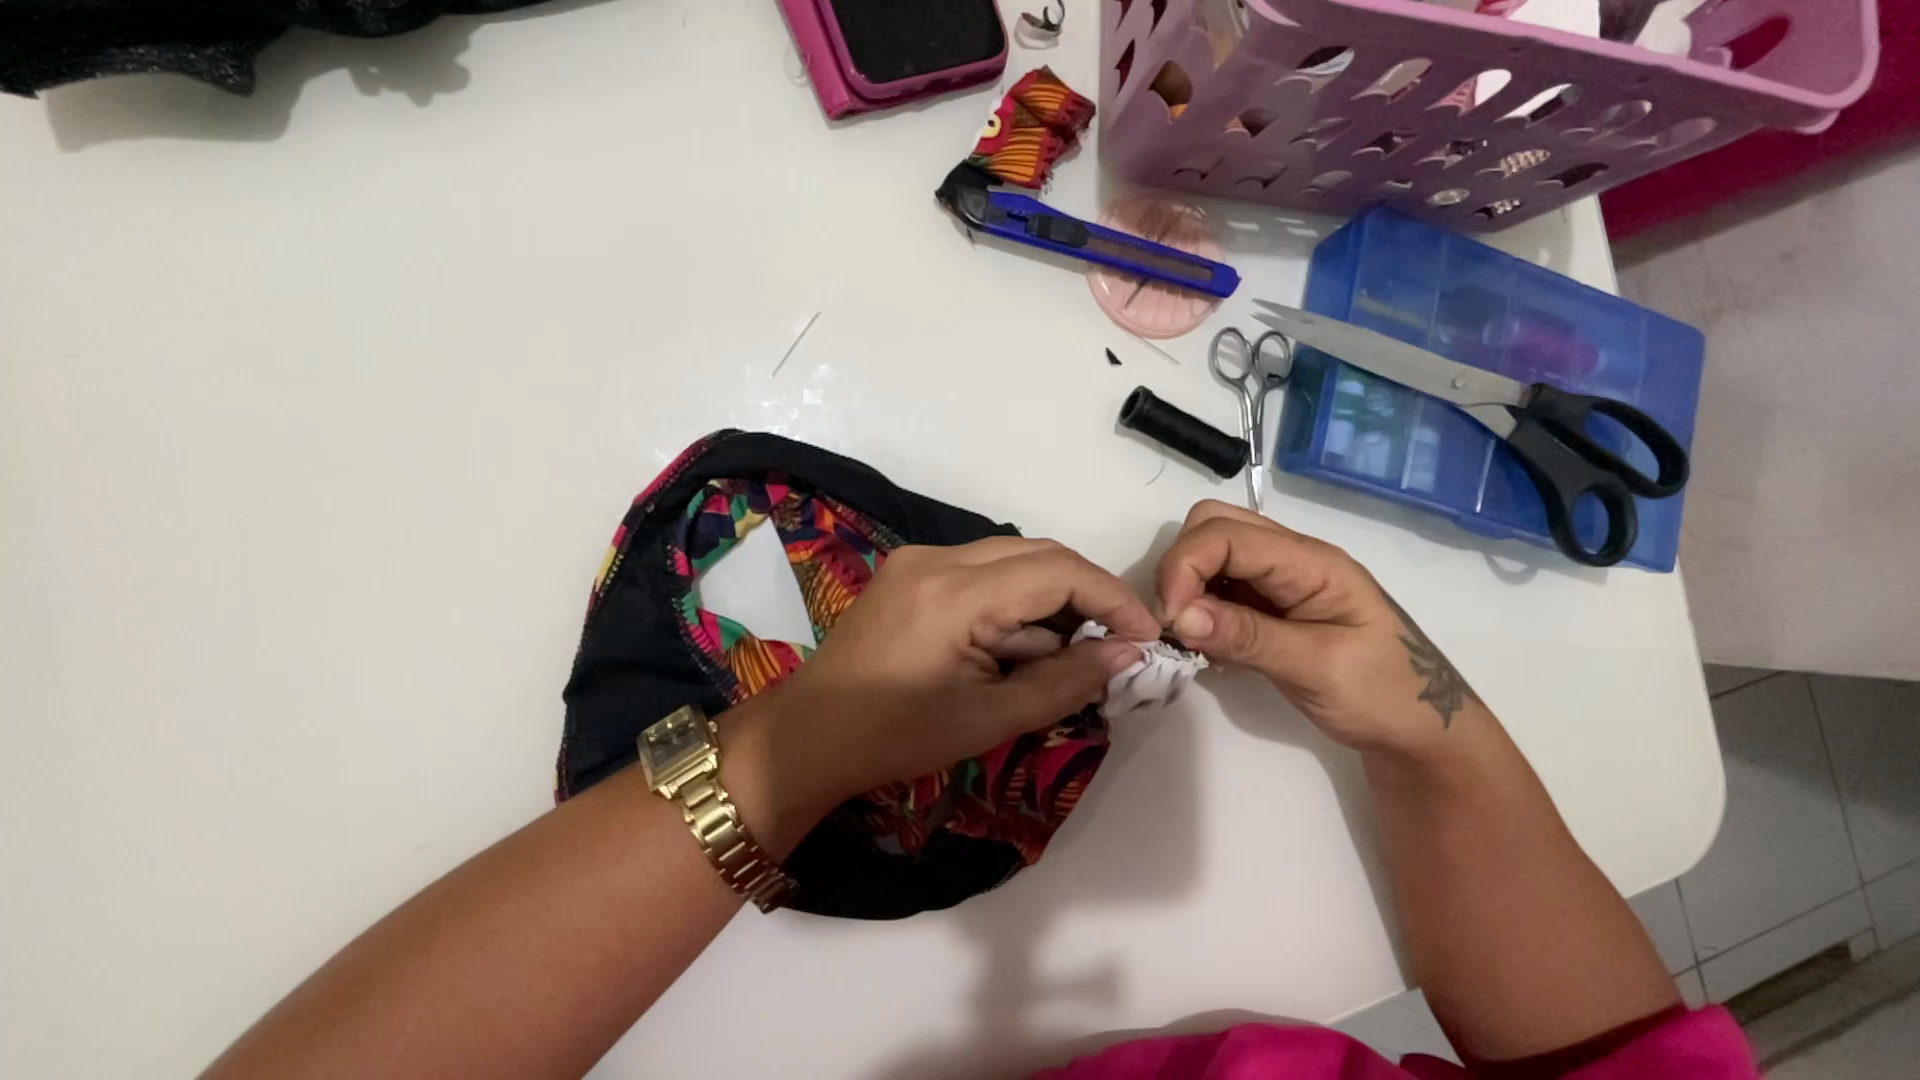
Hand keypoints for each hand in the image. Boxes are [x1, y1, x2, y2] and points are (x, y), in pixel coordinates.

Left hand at [725, 537, 1156, 846]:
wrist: (808, 736)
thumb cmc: (895, 738)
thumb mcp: (988, 719)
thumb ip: (1064, 681)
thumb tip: (1127, 653)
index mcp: (955, 592)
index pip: (1058, 571)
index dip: (1111, 599)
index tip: (1147, 637)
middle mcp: (937, 558)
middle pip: (1038, 554)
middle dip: (1086, 595)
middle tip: (1118, 643)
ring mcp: (918, 560)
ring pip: (1011, 560)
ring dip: (1050, 598)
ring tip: (1073, 653)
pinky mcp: (909, 573)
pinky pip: (981, 572)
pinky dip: (1014, 600)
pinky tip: (1022, 644)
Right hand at [1155, 501, 1479, 754]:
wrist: (1421, 733)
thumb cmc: (1384, 697)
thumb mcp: (1317, 668)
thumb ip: (1247, 636)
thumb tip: (1178, 616)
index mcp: (1311, 562)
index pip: (1225, 534)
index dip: (1184, 566)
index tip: (1169, 619)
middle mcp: (1291, 559)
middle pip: (1213, 526)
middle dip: (1181, 565)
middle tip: (1174, 621)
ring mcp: (1280, 582)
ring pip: (1212, 553)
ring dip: (1187, 585)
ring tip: (1186, 635)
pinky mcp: (1269, 607)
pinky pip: (1219, 586)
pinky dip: (1198, 606)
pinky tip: (1204, 642)